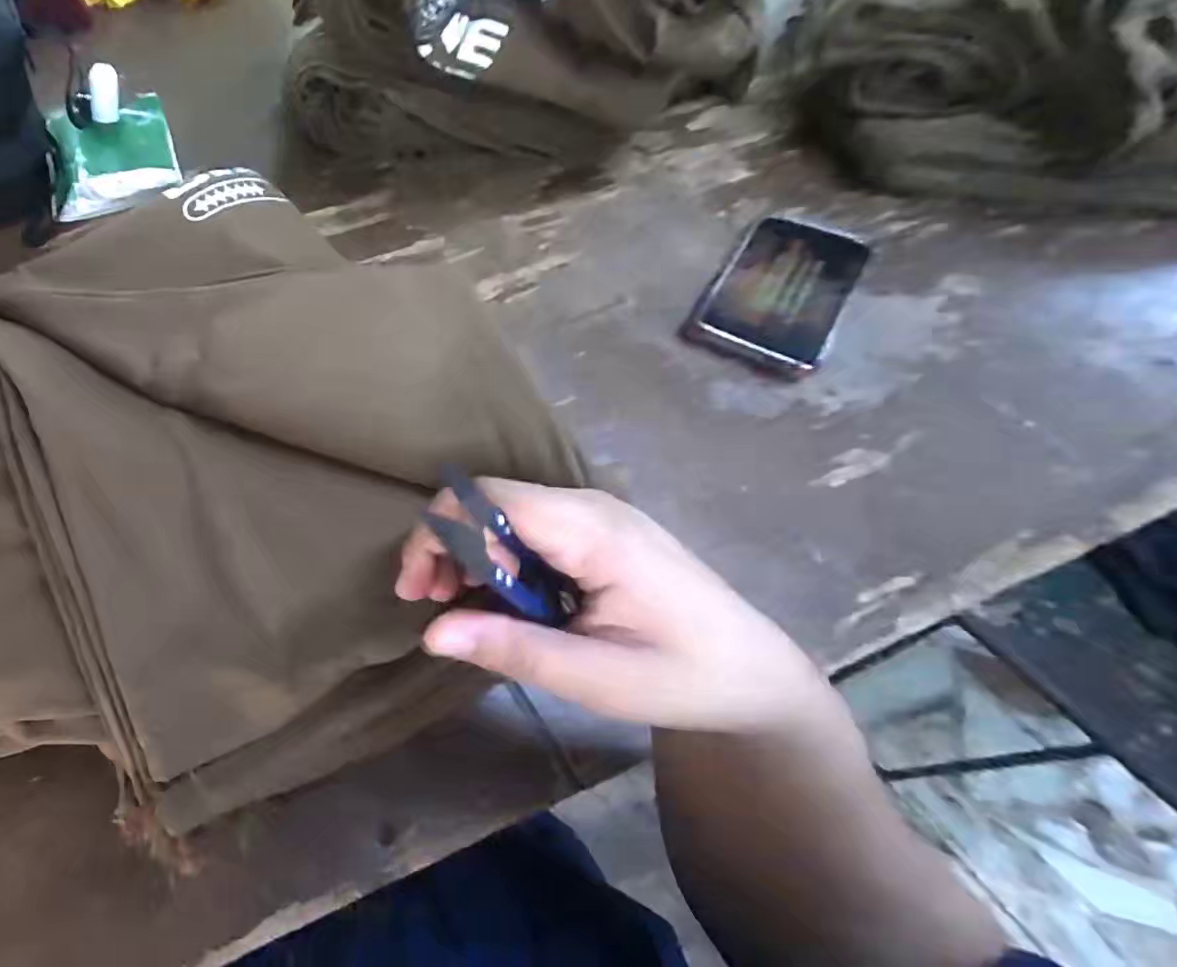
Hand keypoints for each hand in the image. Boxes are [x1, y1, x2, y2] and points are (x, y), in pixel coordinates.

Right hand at [397, 480, 837, 735]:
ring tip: (456, 602)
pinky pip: (521, 527)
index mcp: (594, 531)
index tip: (421, 592)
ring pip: (498, 510)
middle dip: (444, 543)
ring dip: (464, 551)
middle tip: (428, 599)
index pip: (489, 499)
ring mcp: (590, 514)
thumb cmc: (685, 678)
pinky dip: (492, 557)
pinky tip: (496, 596)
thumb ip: (512, 649)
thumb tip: (430, 634)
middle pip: (486, 499)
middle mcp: (587, 506)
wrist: (756, 675)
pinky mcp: (589, 530)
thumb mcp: (596, 678)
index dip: (442, 534)